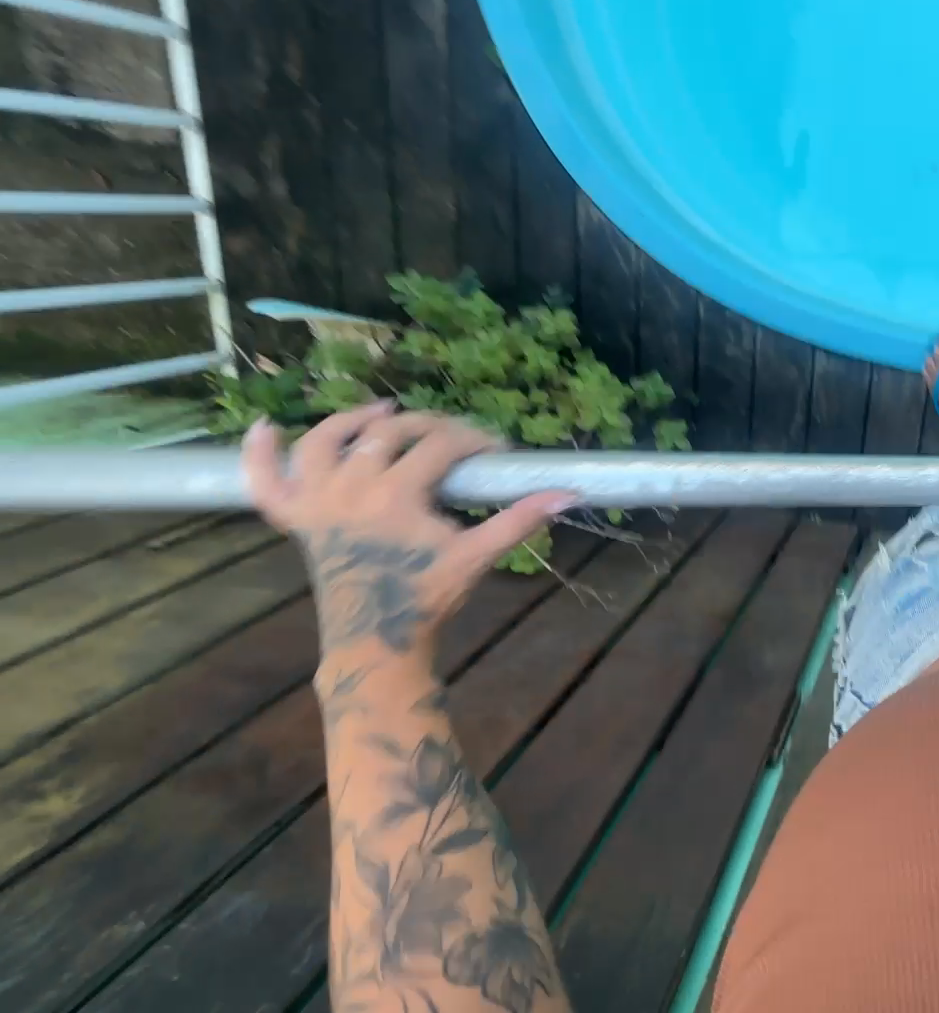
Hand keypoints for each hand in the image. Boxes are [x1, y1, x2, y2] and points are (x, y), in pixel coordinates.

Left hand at [242, 402, 576, 658]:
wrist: (376, 638)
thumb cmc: (430, 595)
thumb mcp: (478, 554)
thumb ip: (520, 521)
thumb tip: (569, 494)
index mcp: (394, 495)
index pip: (438, 446)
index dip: (472, 440)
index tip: (496, 449)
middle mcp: (348, 488)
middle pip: (386, 434)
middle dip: (428, 426)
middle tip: (459, 436)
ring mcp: (315, 503)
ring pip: (322, 443)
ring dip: (350, 421)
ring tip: (382, 413)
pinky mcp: (295, 521)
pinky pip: (263, 482)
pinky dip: (257, 453)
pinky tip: (264, 427)